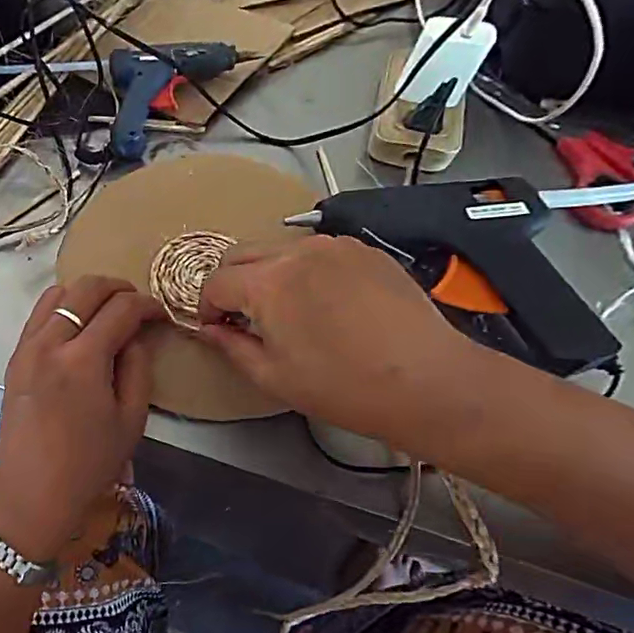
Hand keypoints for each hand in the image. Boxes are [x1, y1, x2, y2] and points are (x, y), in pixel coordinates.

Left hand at [0, 277, 162, 564]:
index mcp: (83, 360)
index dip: (147, 305)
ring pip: (56, 294)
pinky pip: (38, 315)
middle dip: (117, 287)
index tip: (161, 315)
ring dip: (86, 293)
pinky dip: (61, 307)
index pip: (121, 309)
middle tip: (137, 304)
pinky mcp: (14, 358)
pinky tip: (77, 325)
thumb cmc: (89, 463)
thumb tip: (135, 335)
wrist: (32, 490)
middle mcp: (50, 343)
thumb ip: (137, 367)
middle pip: (85, 288)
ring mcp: (26, 348)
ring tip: (107, 311)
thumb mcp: (130, 418)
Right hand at [196, 235, 488, 446]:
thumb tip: (210, 330)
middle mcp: (297, 252)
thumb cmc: (344, 386)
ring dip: (265, 274)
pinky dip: (302, 270)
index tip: (216, 327)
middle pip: (240, 254)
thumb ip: (231, 346)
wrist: (426, 380)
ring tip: (283, 311)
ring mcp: (335, 246)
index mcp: (268, 284)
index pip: (216, 282)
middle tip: (240, 317)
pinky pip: (316, 252)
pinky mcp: (364, 250)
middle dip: (230, 283)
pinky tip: (320, 303)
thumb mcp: (272, 376)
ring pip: (278, 248)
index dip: (207, 307)